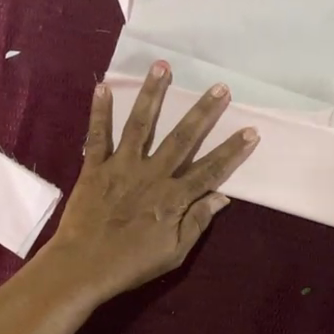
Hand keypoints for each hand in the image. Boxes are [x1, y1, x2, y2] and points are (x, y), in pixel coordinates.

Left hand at [43, 63, 259, 302]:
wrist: (82, 266)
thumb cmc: (130, 264)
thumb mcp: (174, 253)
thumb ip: (197, 222)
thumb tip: (221, 197)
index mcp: (173, 198)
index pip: (210, 170)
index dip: (231, 151)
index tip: (250, 131)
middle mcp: (151, 175)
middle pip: (182, 138)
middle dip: (202, 112)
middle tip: (219, 87)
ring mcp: (121, 167)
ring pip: (140, 125)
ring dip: (152, 94)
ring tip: (162, 66)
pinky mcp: (94, 168)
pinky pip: (97, 136)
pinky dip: (99, 111)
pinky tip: (103, 86)